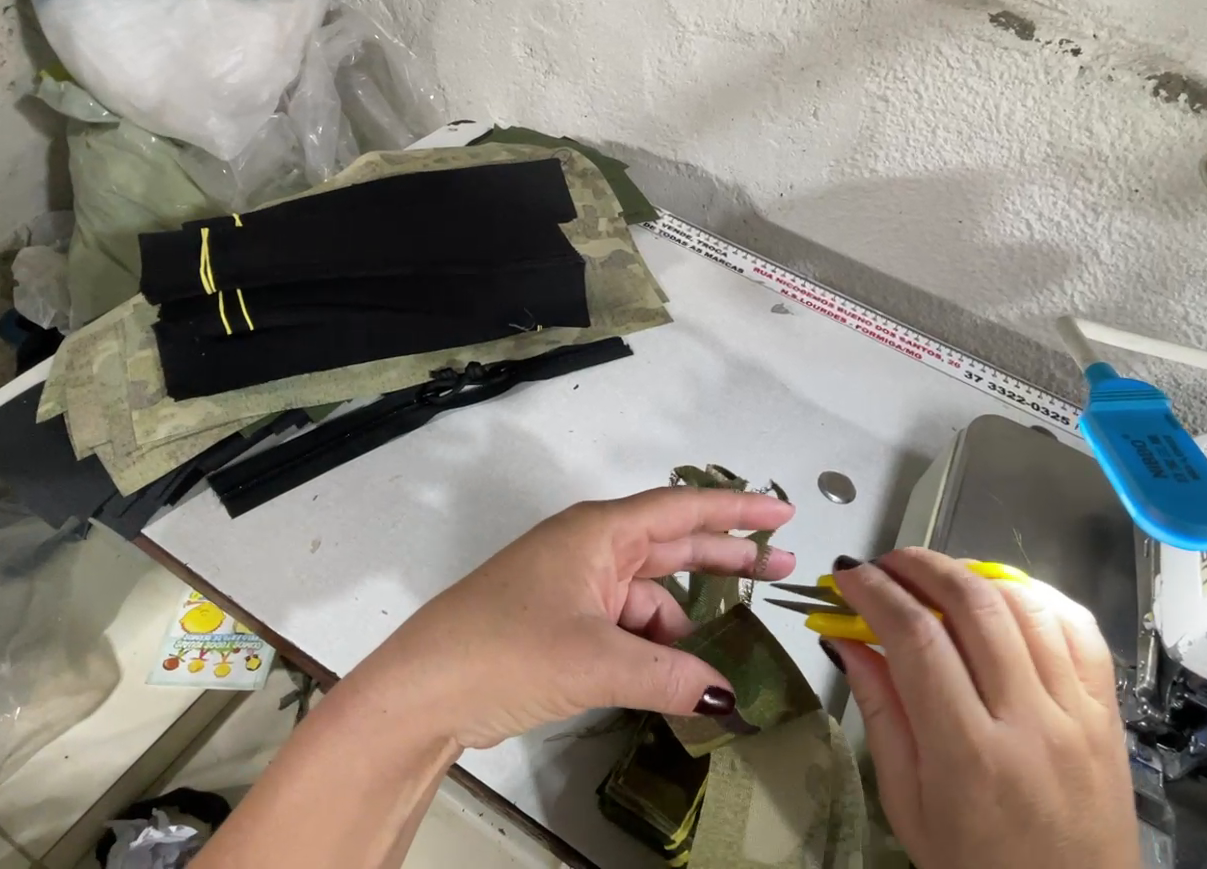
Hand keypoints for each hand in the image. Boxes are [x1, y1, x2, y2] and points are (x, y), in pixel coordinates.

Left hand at [337, 487, 796, 750]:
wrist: (423, 689)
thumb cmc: (506, 649)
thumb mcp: (595, 661)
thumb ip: (669, 676)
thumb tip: (727, 697)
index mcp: (598, 532)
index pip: (681, 508)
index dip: (736, 509)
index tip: (782, 513)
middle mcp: (590, 548)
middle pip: (673, 544)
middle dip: (727, 557)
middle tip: (782, 566)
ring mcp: (576, 585)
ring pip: (649, 595)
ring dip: (681, 626)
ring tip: (710, 665)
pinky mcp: (564, 620)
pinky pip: (626, 626)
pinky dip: (651, 648)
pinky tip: (668, 680)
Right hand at [827, 550, 1138, 868]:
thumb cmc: (974, 867)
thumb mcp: (906, 802)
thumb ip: (880, 711)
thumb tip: (844, 639)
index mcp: (969, 754)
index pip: (916, 639)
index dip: (875, 592)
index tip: (846, 574)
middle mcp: (1030, 721)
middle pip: (973, 604)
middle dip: (918, 566)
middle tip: (884, 564)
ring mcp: (1078, 712)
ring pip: (1024, 603)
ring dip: (969, 573)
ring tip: (934, 578)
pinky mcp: (1109, 711)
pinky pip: (1078, 627)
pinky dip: (1034, 594)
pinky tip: (999, 597)